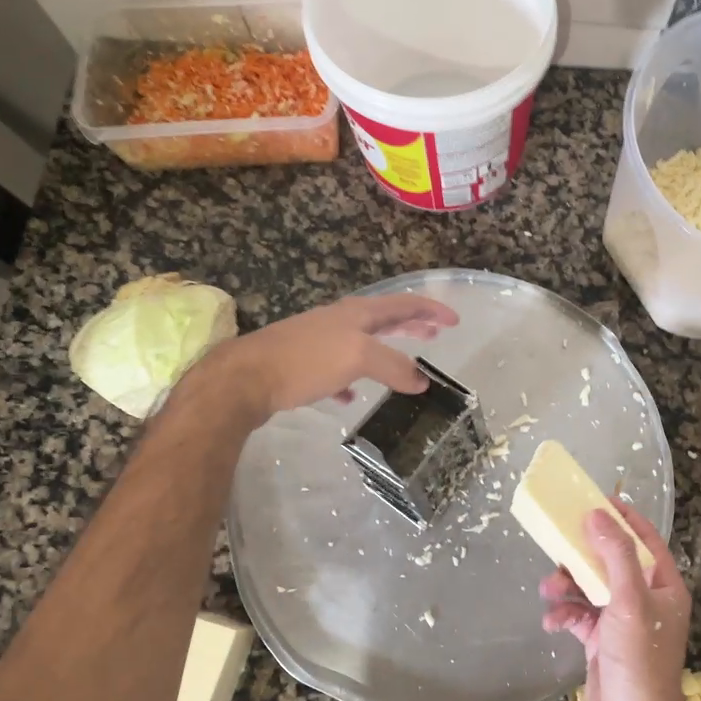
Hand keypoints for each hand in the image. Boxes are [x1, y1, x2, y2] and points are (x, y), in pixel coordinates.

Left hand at [178, 293, 458, 420]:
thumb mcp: (358, 358)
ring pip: (361, 342)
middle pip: (384, 319)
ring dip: (386, 351)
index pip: (403, 304)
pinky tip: (350, 396)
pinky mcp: (301, 364)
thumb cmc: (305, 361)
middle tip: (435, 335)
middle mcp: (339, 320)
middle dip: (411, 326)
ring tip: (402, 367)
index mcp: (357, 313)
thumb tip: (421, 380)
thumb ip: (394, 366)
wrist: (244, 378)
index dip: (431, 310)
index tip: (455, 321)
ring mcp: (318, 341)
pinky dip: (351, 378)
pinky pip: (336, 368)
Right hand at [538, 499, 693, 700]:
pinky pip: (579, 616)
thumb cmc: (640, 661)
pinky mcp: (602, 642)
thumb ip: (615, 554)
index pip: (645, 540)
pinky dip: (563, 614)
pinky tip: (551, 621)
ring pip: (590, 588)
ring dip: (567, 585)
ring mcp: (622, 622)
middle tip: (559, 544)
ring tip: (548, 590)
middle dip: (583, 555)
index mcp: (664, 585)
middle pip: (611, 561)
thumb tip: (597, 514)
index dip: (624, 518)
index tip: (597, 499)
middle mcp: (645, 599)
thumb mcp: (630, 601)